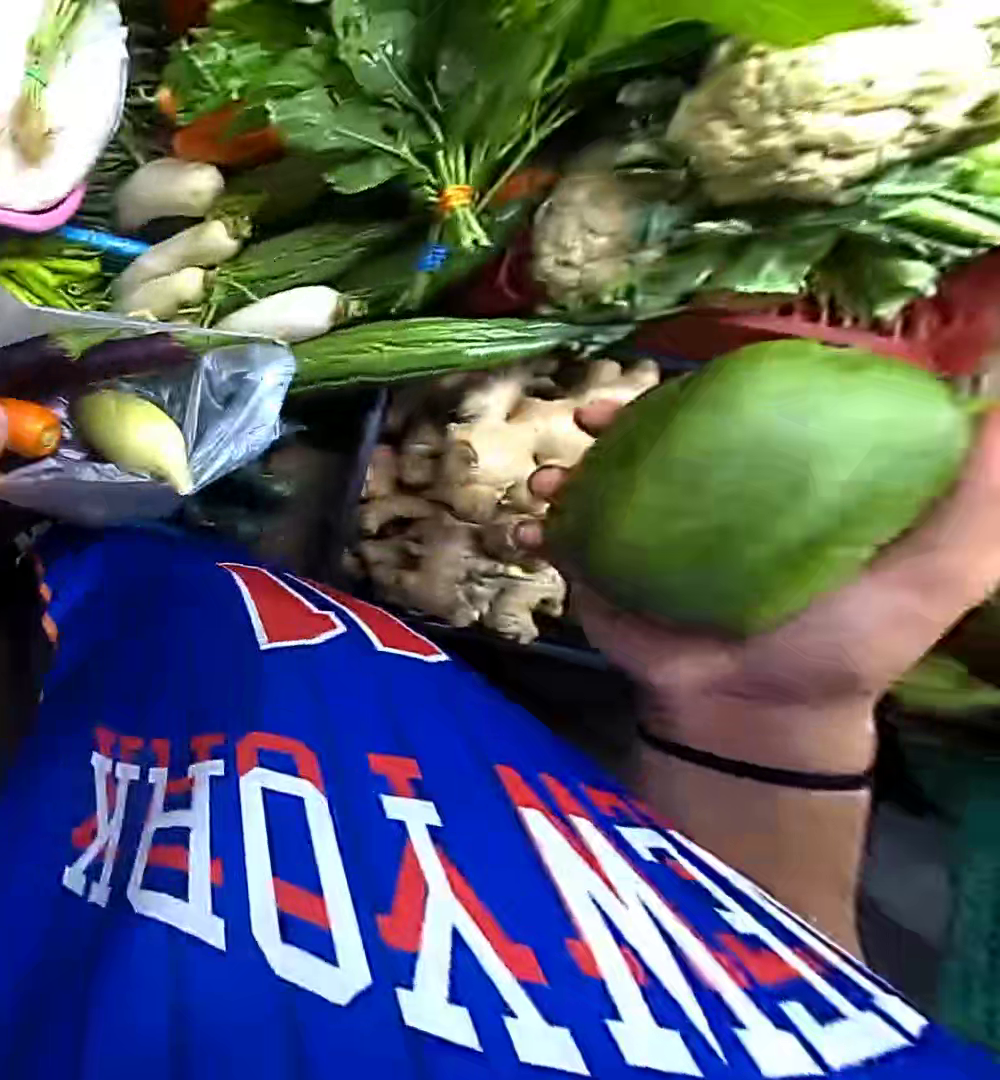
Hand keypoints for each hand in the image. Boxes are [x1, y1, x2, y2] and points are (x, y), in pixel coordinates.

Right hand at [526, 404, 999, 773]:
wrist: (749, 706)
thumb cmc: (843, 641)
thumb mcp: (936, 572)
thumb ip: (967, 500)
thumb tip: (992, 401)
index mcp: (747, 492)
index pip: (712, 426)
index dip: (687, 396)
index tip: (670, 382)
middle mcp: (682, 505)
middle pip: (632, 447)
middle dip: (601, 423)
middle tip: (586, 418)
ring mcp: (627, 537)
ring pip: (578, 487)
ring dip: (553, 474)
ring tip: (546, 484)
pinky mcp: (586, 570)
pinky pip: (548, 541)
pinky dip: (528, 531)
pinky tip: (525, 535)